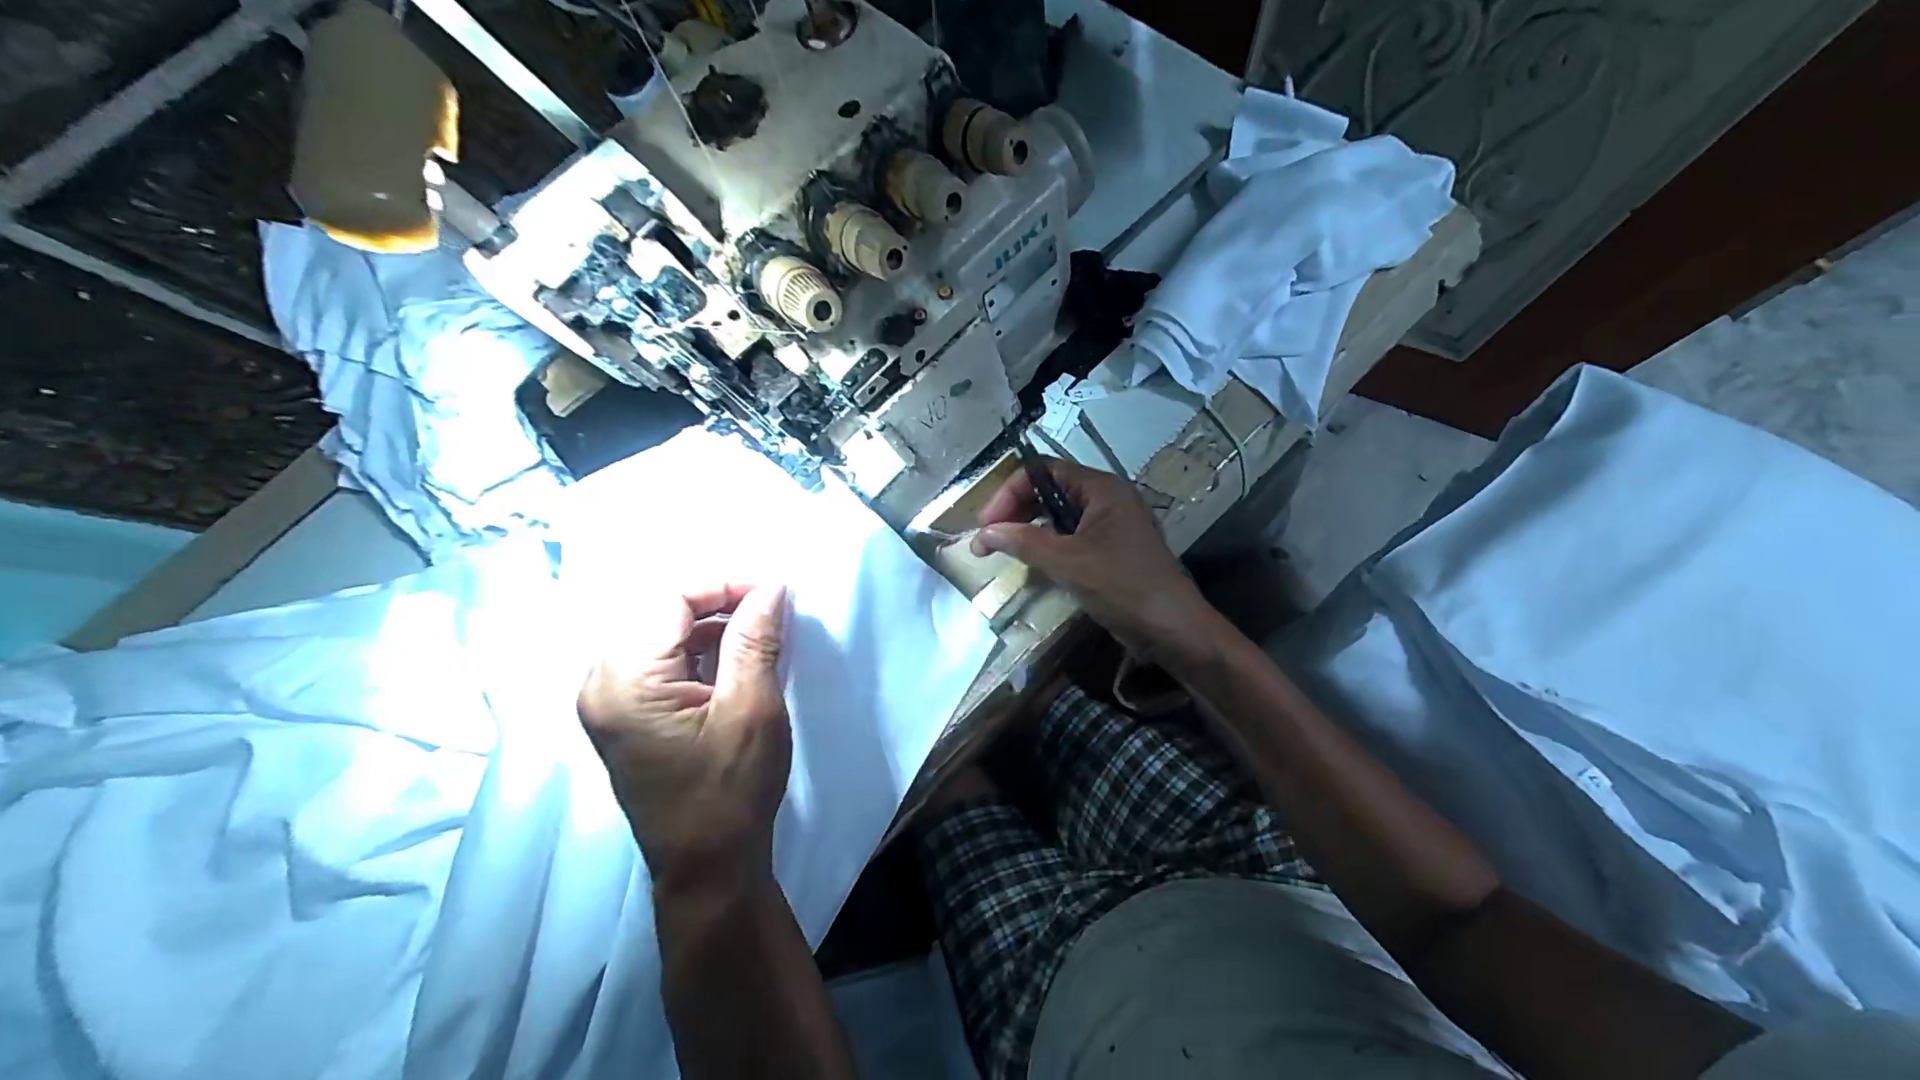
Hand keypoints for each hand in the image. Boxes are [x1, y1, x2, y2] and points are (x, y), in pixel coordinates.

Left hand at [578, 583, 791, 888]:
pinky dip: (699, 651)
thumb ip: (755, 640)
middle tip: (769, 609)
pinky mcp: (626, 715)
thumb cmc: (731, 791)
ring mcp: (609, 701)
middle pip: (660, 613)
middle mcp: (602, 683)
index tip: (774, 591)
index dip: (724, 585)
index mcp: (624, 681)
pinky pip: (661, 661)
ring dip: (711, 626)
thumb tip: (771, 587)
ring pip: (662, 634)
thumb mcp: (752, 709)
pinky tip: (735, 660)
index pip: (670, 600)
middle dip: (718, 603)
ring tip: (759, 633)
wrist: (708, 867)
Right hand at [972, 457, 1221, 665]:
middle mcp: (1106, 499)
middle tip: (989, 538)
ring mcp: (1110, 525)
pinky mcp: (1109, 550)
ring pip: (1058, 515)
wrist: (1170, 628)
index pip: (1044, 471)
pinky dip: (1046, 546)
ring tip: (1003, 550)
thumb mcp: (1068, 562)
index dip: (1010, 492)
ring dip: (1029, 529)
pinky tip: (1031, 563)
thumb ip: (1023, 542)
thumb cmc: (1123, 586)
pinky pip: (1070, 537)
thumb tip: (983, 533)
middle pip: (1049, 490)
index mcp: (1102, 489)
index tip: (987, 524)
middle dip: (1016, 510)